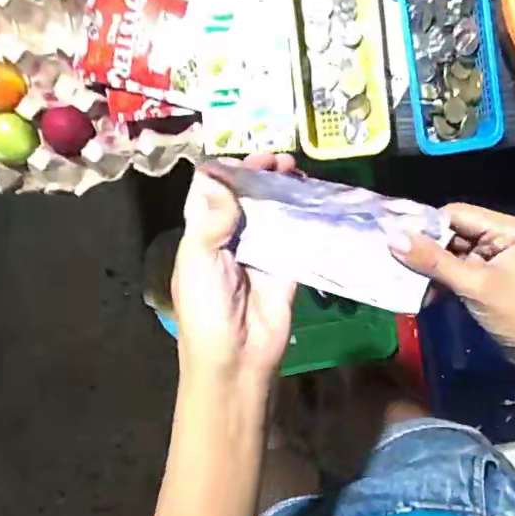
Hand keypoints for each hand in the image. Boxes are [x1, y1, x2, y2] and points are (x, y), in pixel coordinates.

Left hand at [173, 154, 298, 388]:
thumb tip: (224, 177)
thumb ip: (211, 219)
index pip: (212, 192)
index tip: (248, 157)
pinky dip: (305, 217)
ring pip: (274, 212)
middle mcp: (232, 238)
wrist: (237, 358)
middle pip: (247, 198)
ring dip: (284, 192)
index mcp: (202, 234)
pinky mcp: (288, 266)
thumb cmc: (207, 309)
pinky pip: (297, 235)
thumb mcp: (198, 260)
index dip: (229, 171)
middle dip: (261, 176)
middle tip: (280, 161)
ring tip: (297, 174)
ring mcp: (262, 251)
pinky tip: (315, 200)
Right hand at [387, 203, 514, 372]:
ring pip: (454, 253)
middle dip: (425, 248)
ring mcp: (498, 259)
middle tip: (390, 258)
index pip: (457, 214)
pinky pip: (460, 271)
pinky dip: (443, 281)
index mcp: (509, 229)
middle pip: (454, 232)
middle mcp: (504, 237)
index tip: (391, 236)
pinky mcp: (492, 279)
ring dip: (431, 268)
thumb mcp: (475, 287)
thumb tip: (393, 238)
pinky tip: (422, 295)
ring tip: (402, 279)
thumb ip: (434, 262)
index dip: (424, 224)